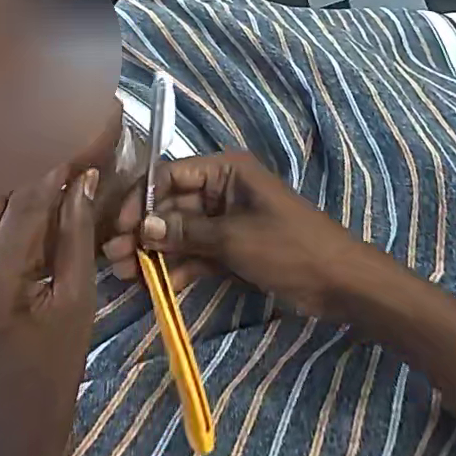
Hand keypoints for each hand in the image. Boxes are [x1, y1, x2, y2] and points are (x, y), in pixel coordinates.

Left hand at [0, 166, 99, 455]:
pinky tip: (14, 214)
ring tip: (35, 176)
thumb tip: (83, 183)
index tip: (67, 140)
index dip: (48, 170)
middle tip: (49, 154)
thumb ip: (75, 241)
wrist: (2, 444)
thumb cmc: (51, 382)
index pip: (20, 209)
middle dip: (15, 173)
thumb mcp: (76, 309)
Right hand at [103, 151, 390, 321]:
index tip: (120, 228)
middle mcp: (222, 189)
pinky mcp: (233, 246)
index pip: (170, 174)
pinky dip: (179, 266)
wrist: (342, 283)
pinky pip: (197, 251)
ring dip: (155, 251)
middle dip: (143, 231)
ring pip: (181, 231)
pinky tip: (158, 284)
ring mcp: (227, 219)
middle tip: (114, 258)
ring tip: (125, 274)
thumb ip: (186, 232)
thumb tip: (142, 229)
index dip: (142, 200)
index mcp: (226, 171)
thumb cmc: (290, 248)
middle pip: (171, 205)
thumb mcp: (234, 238)